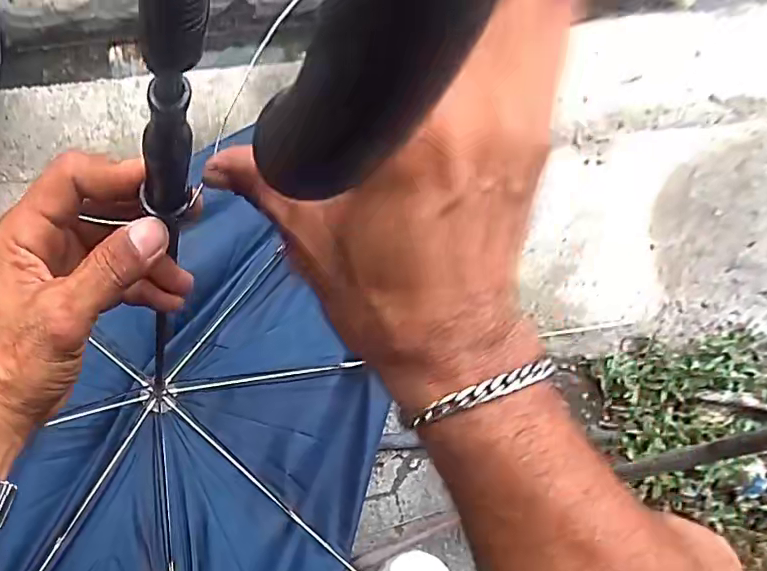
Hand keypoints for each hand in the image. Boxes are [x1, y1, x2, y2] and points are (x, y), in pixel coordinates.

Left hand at [0, 152, 192, 471]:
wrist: (5, 411)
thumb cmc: (17, 367)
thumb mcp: (65, 315)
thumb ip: (109, 270)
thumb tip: (152, 232)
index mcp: (24, 235)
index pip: (71, 180)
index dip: (116, 174)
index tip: (159, 182)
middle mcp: (40, 244)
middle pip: (98, 211)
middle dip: (142, 221)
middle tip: (185, 223)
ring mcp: (57, 270)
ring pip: (110, 248)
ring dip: (147, 263)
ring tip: (181, 281)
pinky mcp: (72, 296)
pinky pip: (111, 278)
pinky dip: (138, 287)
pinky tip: (165, 299)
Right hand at [204, 0, 573, 414]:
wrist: (448, 342)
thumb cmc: (381, 304)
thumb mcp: (312, 242)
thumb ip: (270, 183)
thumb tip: (222, 164)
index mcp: (414, 139)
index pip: (403, 44)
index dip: (384, 29)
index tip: (365, 35)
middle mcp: (481, 112)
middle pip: (465, 16)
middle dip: (430, 20)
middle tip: (397, 46)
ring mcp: (525, 116)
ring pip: (521, 13)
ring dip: (477, 18)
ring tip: (434, 42)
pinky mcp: (542, 128)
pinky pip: (544, 37)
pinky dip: (516, 25)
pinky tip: (476, 50)